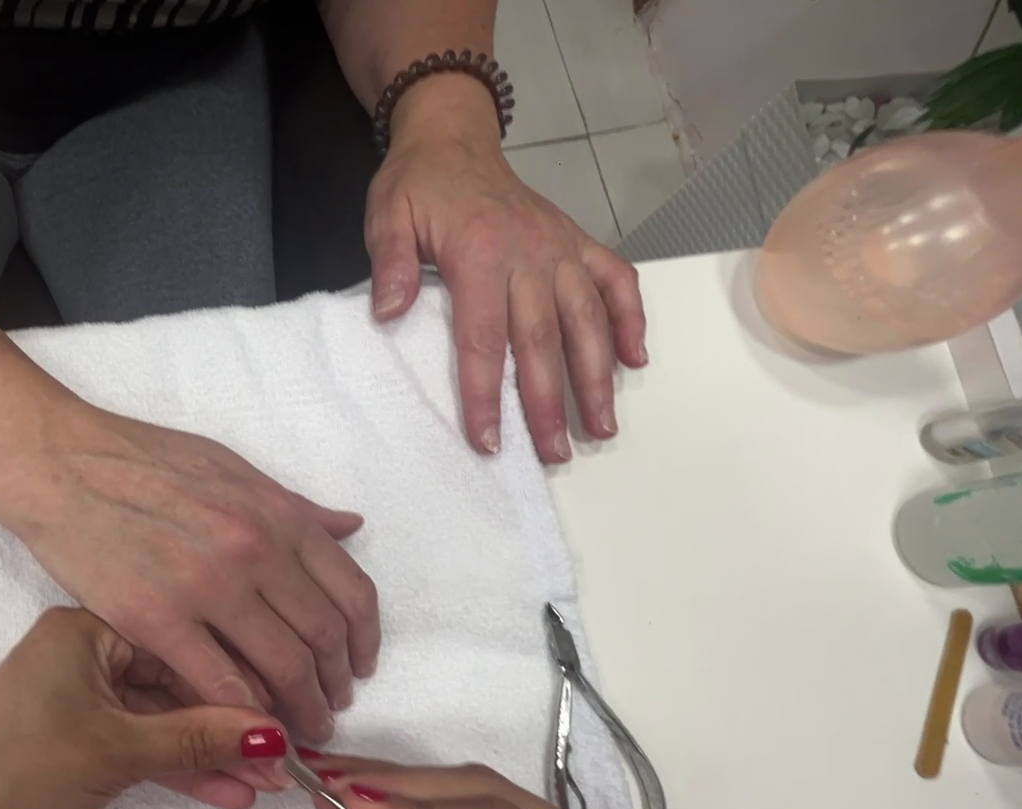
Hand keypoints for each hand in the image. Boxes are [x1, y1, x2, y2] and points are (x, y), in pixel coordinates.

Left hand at [0, 608, 290, 808]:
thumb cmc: (25, 767)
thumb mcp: (117, 750)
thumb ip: (198, 737)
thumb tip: (276, 733)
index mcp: (85, 627)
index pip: (178, 636)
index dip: (235, 675)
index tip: (289, 705)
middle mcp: (84, 652)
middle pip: (174, 680)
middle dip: (228, 723)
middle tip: (288, 754)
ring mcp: (80, 696)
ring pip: (161, 718)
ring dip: (209, 752)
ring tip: (270, 781)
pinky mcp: (77, 737)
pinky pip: (140, 744)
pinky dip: (177, 767)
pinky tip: (229, 791)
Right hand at [2, 408, 379, 755]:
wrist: (59, 464)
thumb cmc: (138, 459)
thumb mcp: (228, 466)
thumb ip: (291, 505)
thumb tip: (349, 527)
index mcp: (277, 513)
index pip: (351, 593)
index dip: (362, 643)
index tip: (356, 670)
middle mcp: (255, 549)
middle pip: (323, 639)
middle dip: (334, 687)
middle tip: (328, 712)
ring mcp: (207, 585)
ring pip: (282, 667)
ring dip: (301, 710)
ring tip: (298, 731)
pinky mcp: (155, 617)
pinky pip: (219, 681)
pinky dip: (243, 713)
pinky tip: (247, 728)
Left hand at [366, 76, 647, 463]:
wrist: (452, 139)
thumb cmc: (415, 187)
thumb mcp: (387, 220)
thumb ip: (389, 267)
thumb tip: (388, 315)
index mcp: (480, 255)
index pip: (482, 340)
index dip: (485, 394)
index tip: (488, 440)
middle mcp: (530, 254)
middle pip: (543, 341)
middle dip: (550, 403)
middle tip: (556, 454)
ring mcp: (559, 248)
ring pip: (587, 320)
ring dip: (597, 377)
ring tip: (602, 427)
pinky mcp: (576, 241)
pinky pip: (614, 280)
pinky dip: (629, 318)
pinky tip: (634, 359)